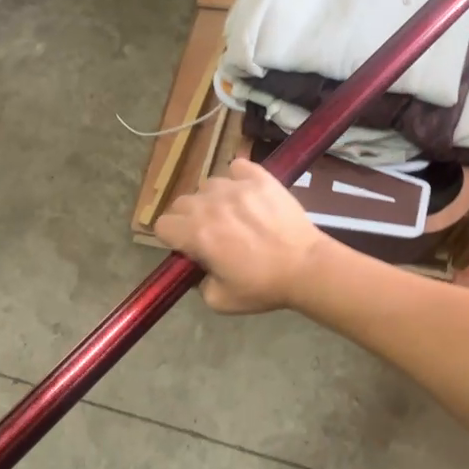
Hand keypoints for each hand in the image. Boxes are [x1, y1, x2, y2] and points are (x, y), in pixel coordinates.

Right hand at [155, 158, 329, 313]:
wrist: (306, 267)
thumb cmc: (263, 287)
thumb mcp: (220, 300)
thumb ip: (197, 283)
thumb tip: (197, 266)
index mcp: (197, 234)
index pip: (162, 225)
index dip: (172, 238)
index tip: (189, 247)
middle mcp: (210, 205)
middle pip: (182, 203)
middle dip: (190, 219)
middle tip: (212, 234)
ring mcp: (235, 187)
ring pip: (209, 185)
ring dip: (213, 200)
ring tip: (233, 215)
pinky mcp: (259, 178)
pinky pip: (237, 167)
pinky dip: (238, 178)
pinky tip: (247, 194)